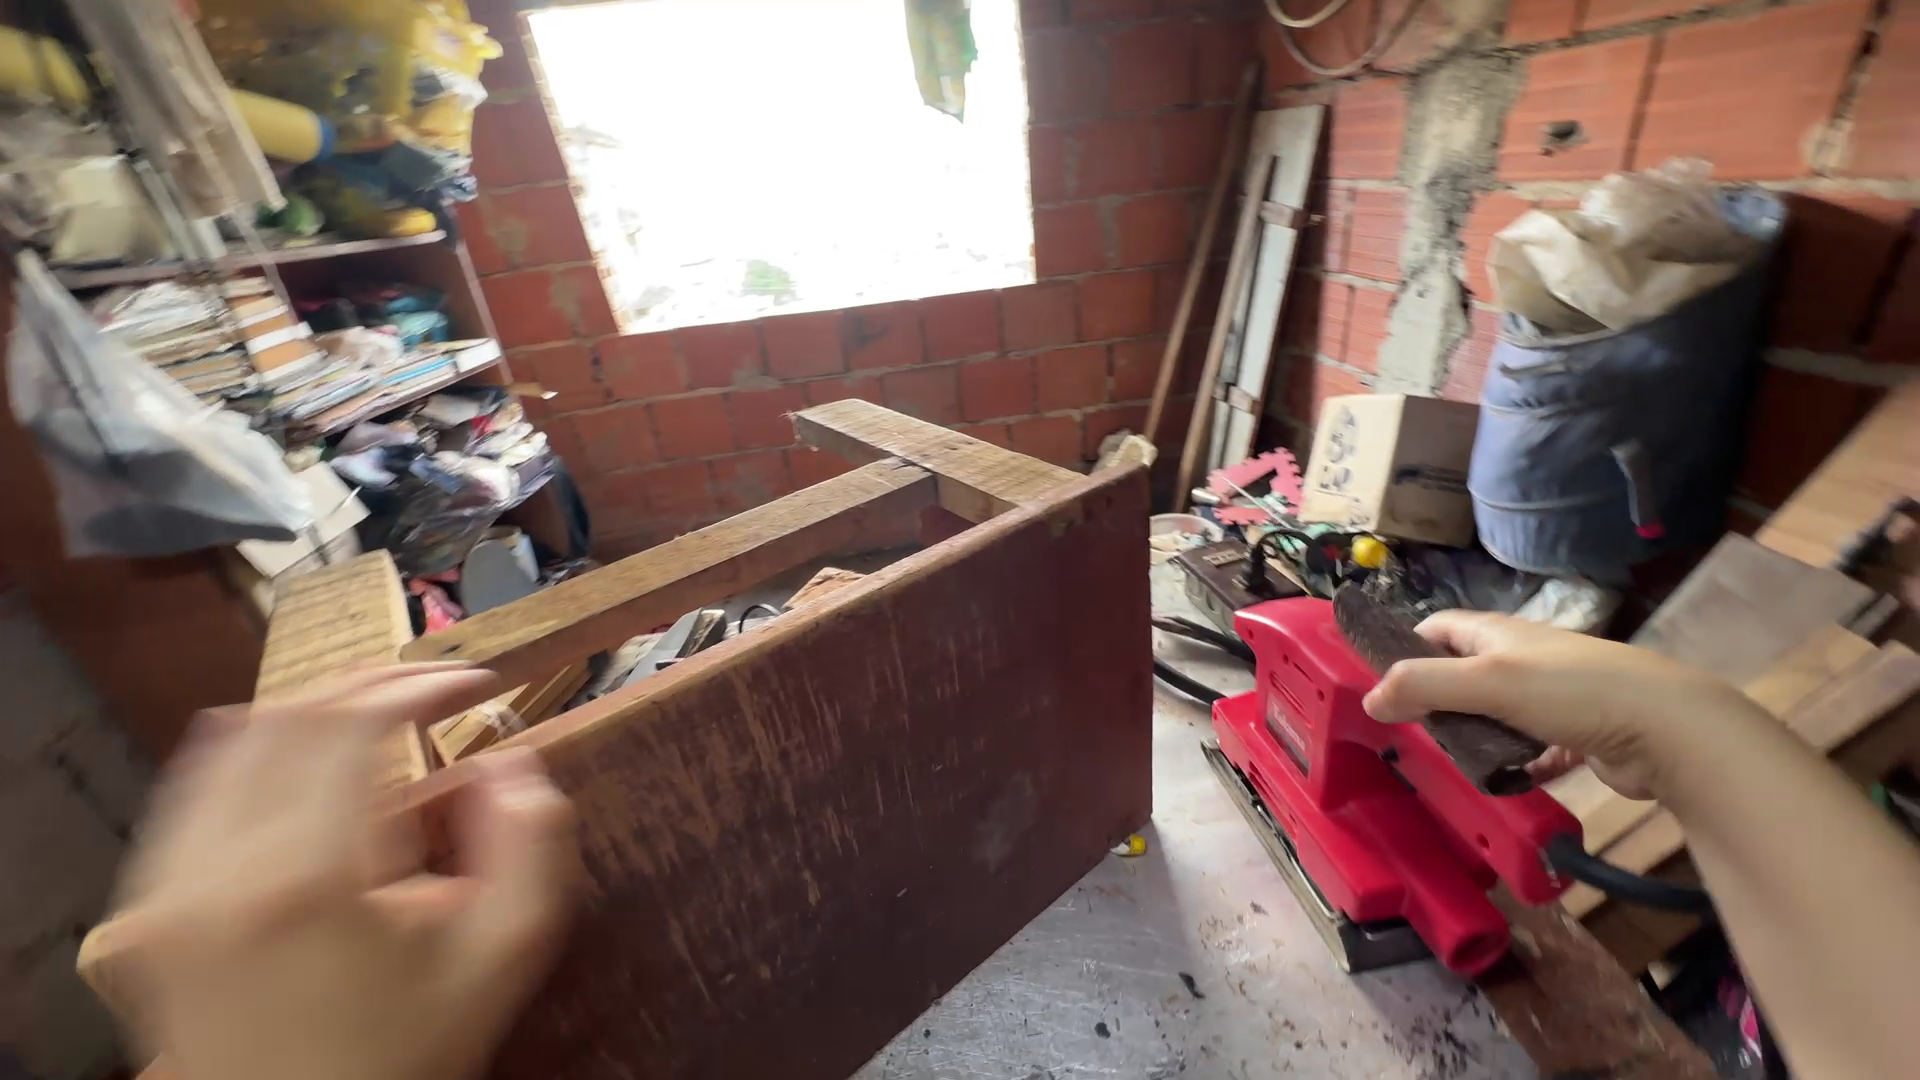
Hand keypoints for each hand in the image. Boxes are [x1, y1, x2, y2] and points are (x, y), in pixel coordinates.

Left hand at [115, 664, 577, 1079]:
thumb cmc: (415, 1042)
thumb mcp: (511, 944)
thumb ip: (534, 839)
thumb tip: (511, 761)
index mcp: (302, 880)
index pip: (348, 728)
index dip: (420, 685)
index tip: (478, 682)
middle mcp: (206, 877)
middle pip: (283, 721)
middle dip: (375, 683)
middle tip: (443, 682)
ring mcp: (157, 898)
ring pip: (230, 747)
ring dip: (321, 709)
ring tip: (392, 704)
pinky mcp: (144, 916)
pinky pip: (198, 794)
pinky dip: (263, 750)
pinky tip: (310, 748)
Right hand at [1360, 610, 1763, 798]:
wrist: (1675, 732)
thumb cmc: (1571, 691)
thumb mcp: (1484, 679)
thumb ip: (1420, 685)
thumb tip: (1370, 701)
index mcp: (1496, 633)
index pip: (1433, 629)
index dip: (1405, 649)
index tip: (1386, 684)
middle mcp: (1520, 657)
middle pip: (1458, 671)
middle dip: (1434, 699)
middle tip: (1417, 728)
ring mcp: (1551, 695)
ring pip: (1491, 711)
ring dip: (1472, 733)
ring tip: (1457, 758)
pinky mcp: (1576, 733)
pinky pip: (1529, 746)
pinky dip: (1513, 761)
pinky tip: (1505, 779)